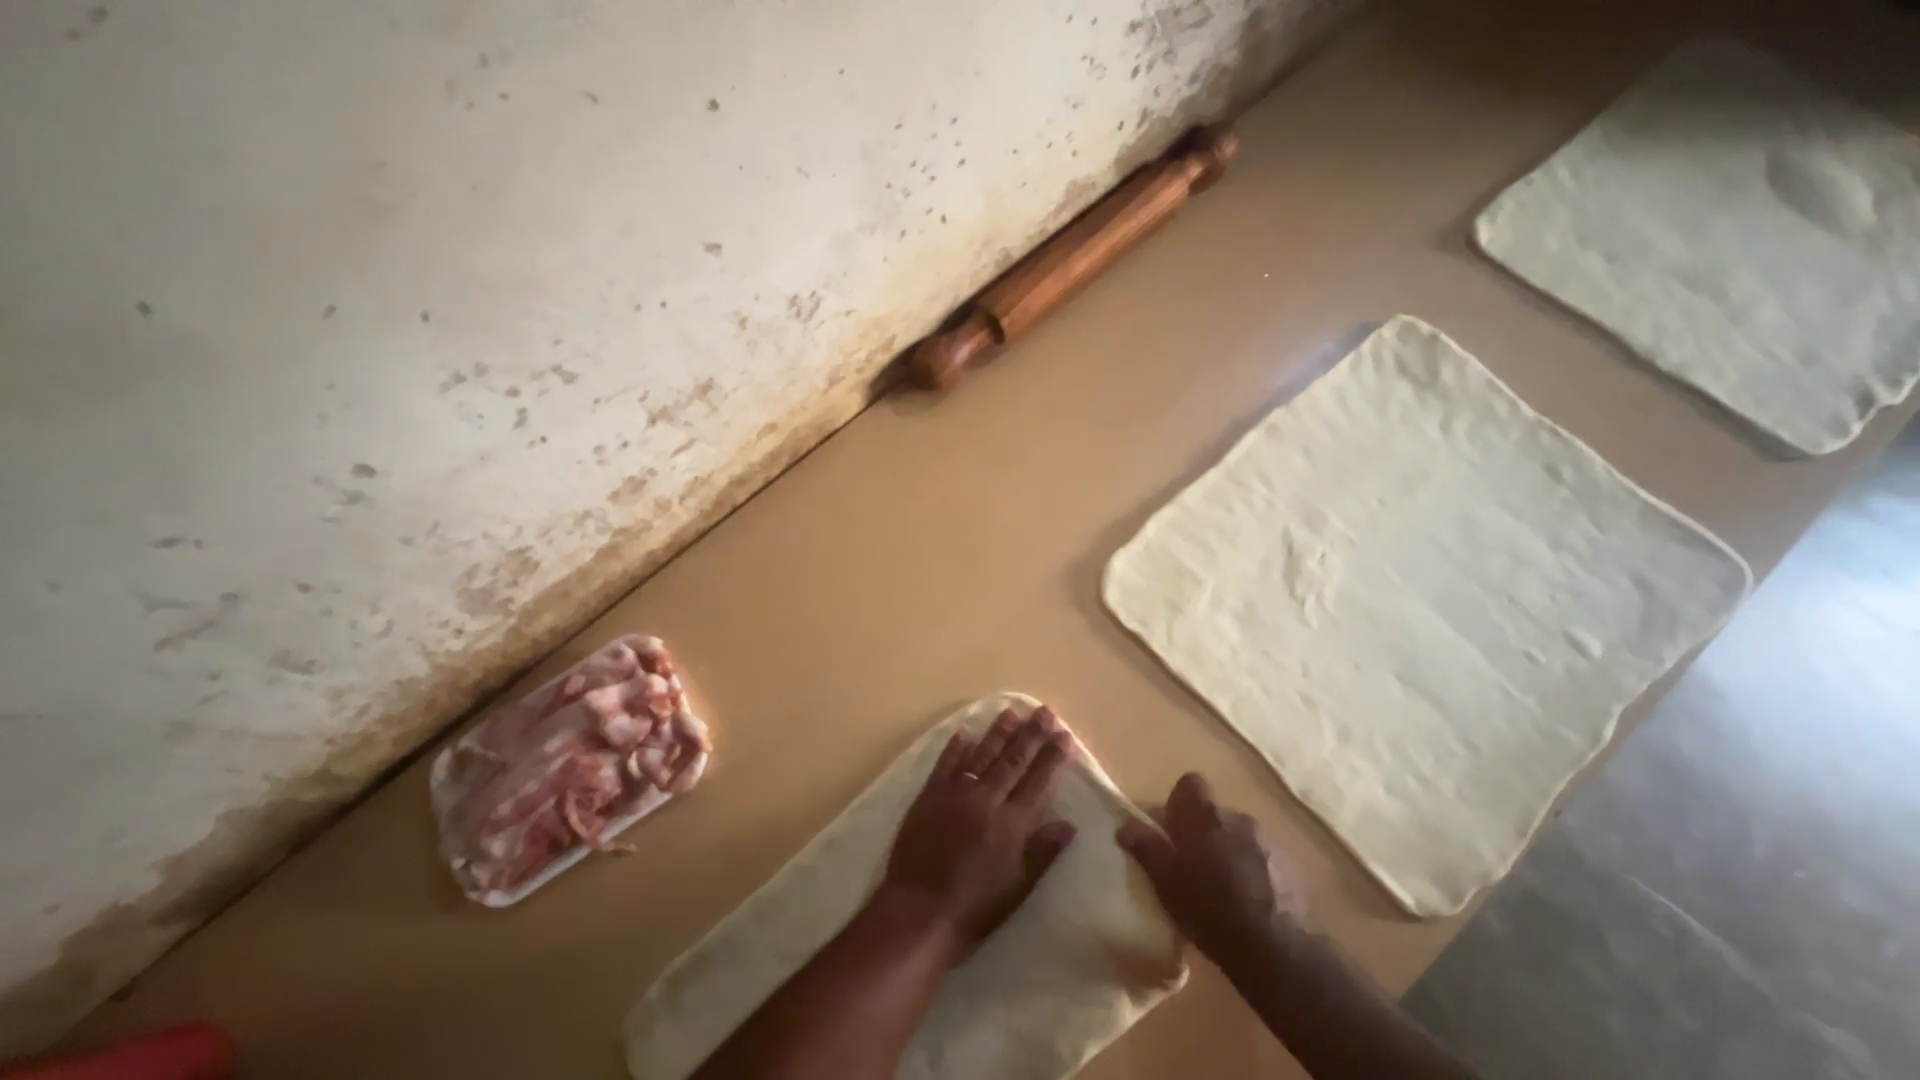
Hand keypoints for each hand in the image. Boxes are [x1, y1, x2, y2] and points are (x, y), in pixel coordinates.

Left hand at [879, 706, 1077, 948]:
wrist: (919, 911)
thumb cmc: (975, 908)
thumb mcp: (1019, 888)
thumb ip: (1043, 852)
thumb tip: (1068, 823)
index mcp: (1012, 824)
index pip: (1038, 781)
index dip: (1053, 757)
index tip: (1065, 736)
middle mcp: (986, 801)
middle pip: (1013, 760)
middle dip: (1031, 734)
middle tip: (1045, 711)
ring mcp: (955, 796)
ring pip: (981, 755)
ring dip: (998, 732)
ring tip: (1012, 711)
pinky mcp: (928, 798)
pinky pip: (945, 765)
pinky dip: (955, 748)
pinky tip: (965, 732)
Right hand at [1116, 773, 1306, 963]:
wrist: (1272, 947)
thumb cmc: (1208, 908)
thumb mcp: (1166, 881)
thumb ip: (1146, 847)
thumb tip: (1125, 824)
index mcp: (1205, 816)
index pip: (1191, 783)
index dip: (1180, 803)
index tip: (1172, 831)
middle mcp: (1239, 817)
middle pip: (1215, 813)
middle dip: (1205, 832)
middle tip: (1194, 866)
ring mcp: (1269, 840)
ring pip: (1241, 835)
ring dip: (1230, 851)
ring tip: (1224, 888)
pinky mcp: (1291, 865)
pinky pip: (1264, 857)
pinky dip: (1255, 870)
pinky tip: (1251, 901)